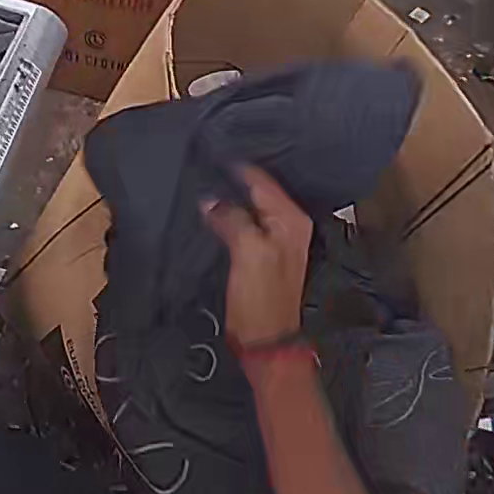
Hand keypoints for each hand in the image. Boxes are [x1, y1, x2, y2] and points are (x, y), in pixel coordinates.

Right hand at [201, 165, 311, 346]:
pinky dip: (227, 218)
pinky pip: (242, 226)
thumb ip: (232, 219)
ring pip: (248, 208)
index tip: (212, 154)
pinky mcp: (259, 256)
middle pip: (257, 192)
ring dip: (228, 200)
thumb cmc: (261, 301)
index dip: (237, 167)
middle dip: (232, 181)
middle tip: (204, 165)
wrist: (263, 340)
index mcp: (290, 221)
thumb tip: (211, 201)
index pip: (262, 180)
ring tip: (203, 185)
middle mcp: (286, 227)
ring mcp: (273, 242)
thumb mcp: (248, 252)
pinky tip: (210, 214)